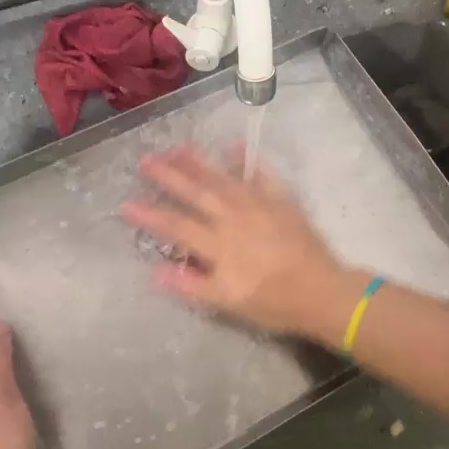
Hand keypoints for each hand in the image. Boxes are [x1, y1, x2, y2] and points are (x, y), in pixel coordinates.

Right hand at [120, 147, 367, 343]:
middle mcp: (233, 217)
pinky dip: (248, 160)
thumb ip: (191, 285)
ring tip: (178, 147)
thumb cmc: (272, 302)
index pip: (175, 225)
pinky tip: (234, 145)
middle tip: (145, 160)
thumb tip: (155, 271)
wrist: (322, 292)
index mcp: (217, 244)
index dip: (149, 214)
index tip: (126, 203)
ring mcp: (258, 205)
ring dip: (198, 162)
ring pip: (222, 178)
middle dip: (168, 175)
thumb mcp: (228, 303)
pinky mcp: (281, 201)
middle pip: (195, 192)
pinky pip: (262, 175)